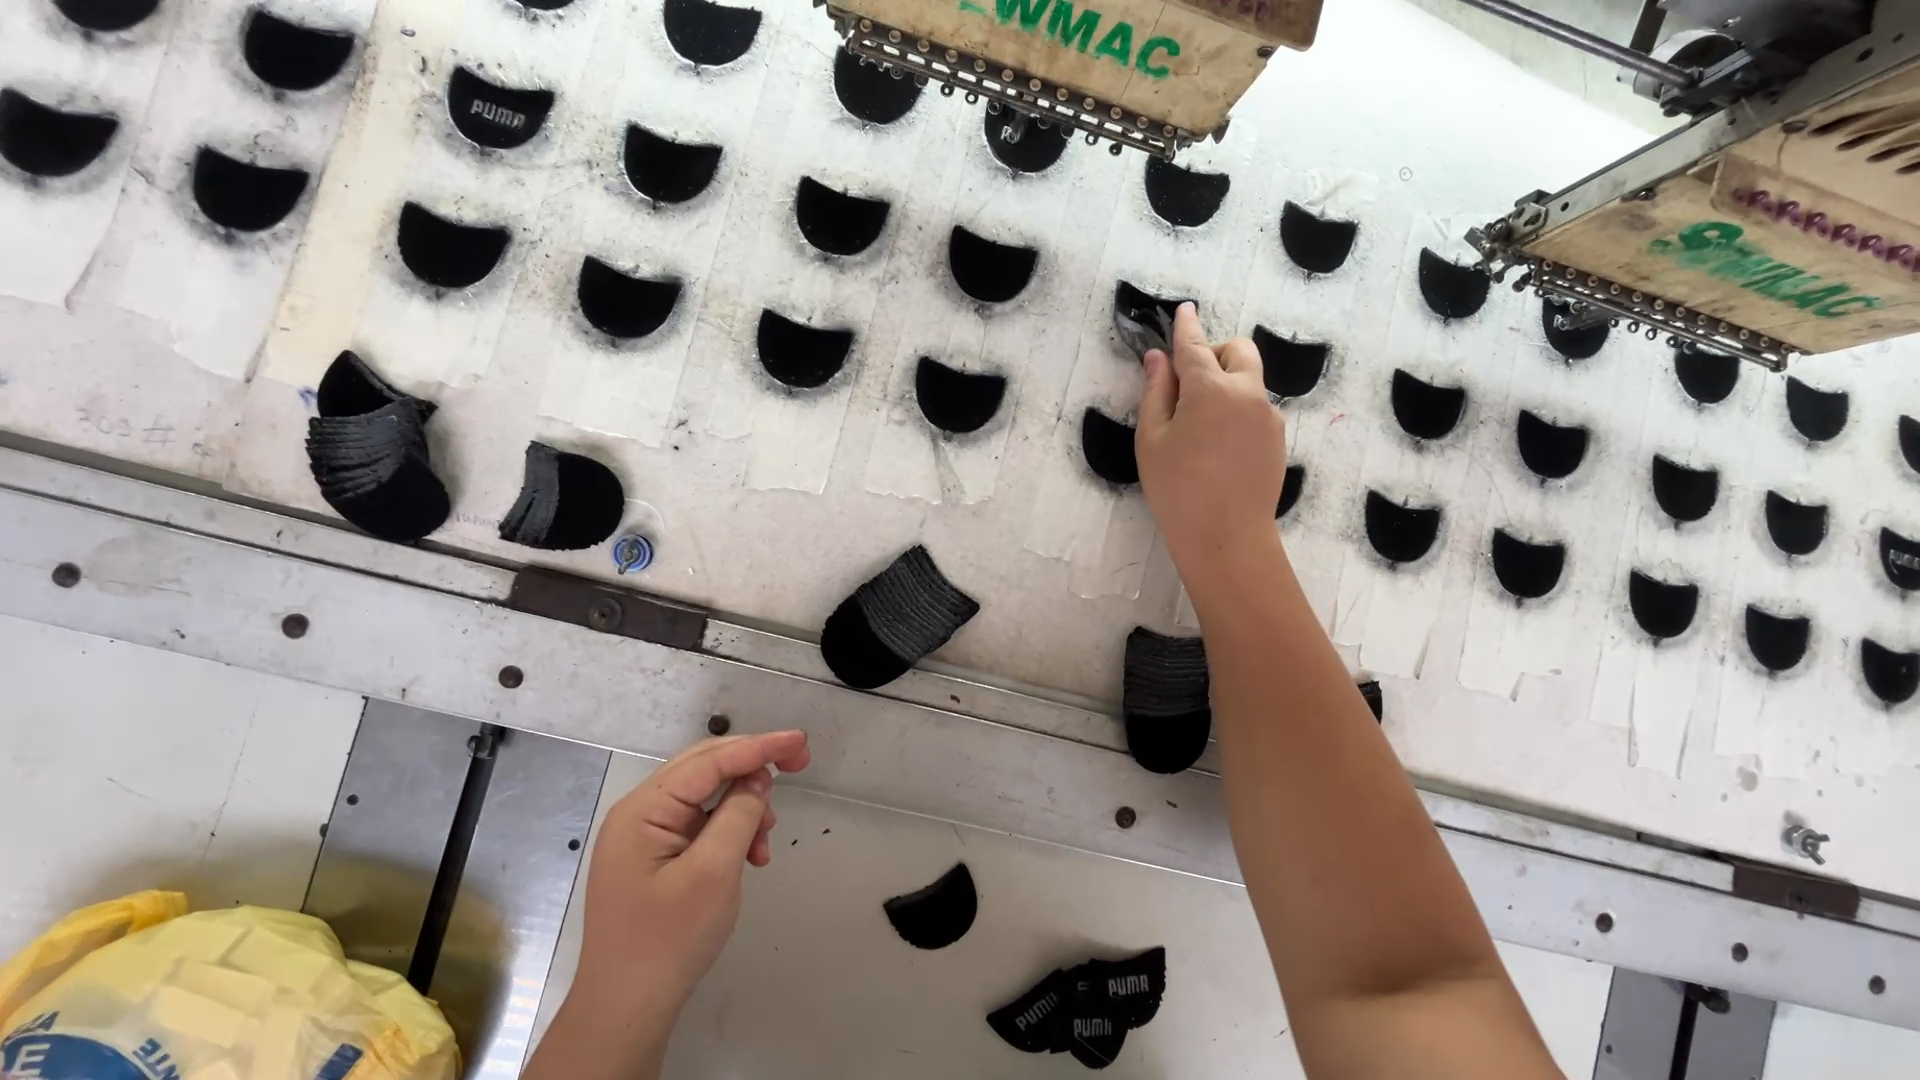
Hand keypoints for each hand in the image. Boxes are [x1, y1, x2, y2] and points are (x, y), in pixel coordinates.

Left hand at [544, 731, 810, 1076]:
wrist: (625, 1010)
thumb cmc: (667, 941)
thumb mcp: (713, 874)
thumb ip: (738, 815)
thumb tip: (758, 778)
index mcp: (643, 810)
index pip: (710, 761)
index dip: (760, 746)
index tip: (801, 741)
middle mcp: (640, 813)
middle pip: (706, 769)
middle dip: (753, 766)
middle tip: (800, 764)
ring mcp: (645, 836)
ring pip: (706, 797)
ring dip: (744, 807)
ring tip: (766, 841)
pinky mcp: (655, 858)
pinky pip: (700, 825)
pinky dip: (731, 831)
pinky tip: (750, 856)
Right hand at [1137, 303, 1286, 590]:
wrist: (1226, 538)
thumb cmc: (1177, 490)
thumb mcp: (1152, 441)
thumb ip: (1156, 393)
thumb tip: (1158, 360)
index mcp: (1210, 388)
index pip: (1195, 345)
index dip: (1186, 326)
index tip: (1184, 310)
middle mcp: (1247, 392)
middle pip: (1238, 350)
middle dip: (1215, 352)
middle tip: (1187, 381)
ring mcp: (1267, 415)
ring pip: (1249, 380)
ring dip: (1226, 382)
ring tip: (1199, 423)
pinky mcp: (1277, 438)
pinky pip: (1256, 407)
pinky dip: (1237, 409)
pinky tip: (1217, 446)